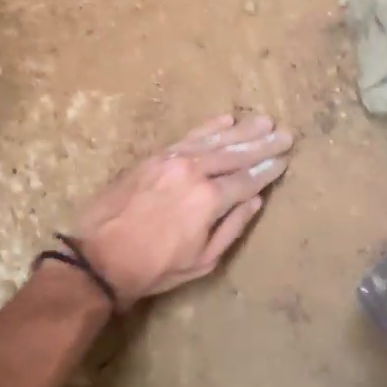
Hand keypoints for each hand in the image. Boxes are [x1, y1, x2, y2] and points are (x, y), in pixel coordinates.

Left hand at [67, 113, 293, 307]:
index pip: (247, 179)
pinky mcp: (154, 157)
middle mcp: (193, 172)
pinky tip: (225, 120)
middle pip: (235, 153)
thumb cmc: (155, 267)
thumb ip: (232, 227)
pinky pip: (188, 137)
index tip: (286, 158)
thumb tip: (255, 201)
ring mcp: (172, 160)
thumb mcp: (202, 261)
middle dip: (262, 144)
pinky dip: (209, 127)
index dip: (268, 170)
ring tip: (264, 121)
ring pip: (214, 140)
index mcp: (209, 200)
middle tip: (285, 133)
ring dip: (241, 130)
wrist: (100, 254)